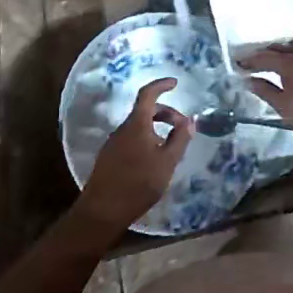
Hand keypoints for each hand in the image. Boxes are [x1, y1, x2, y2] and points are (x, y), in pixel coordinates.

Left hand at [77, 78, 191, 231]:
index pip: (148, 94)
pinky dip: (146, 139)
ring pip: (138, 126)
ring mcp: (114, 142)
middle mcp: (122, 128)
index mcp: (136, 124)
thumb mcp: (167, 162)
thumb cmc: (139, 183)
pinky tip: (154, 159)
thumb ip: (179, 139)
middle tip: (182, 127)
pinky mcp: (110, 155)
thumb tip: (189, 120)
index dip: (161, 85)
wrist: (103, 209)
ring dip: (156, 128)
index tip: (175, 83)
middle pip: (144, 110)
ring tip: (171, 146)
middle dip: (165, 113)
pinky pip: (131, 138)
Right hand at [239, 37, 292, 143]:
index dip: (249, 60)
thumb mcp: (284, 107)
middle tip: (254, 62)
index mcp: (290, 64)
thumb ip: (265, 91)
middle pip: (280, 47)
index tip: (237, 63)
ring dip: (283, 49)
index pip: (264, 58)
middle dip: (265, 52)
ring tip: (275, 61)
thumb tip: (249, 80)